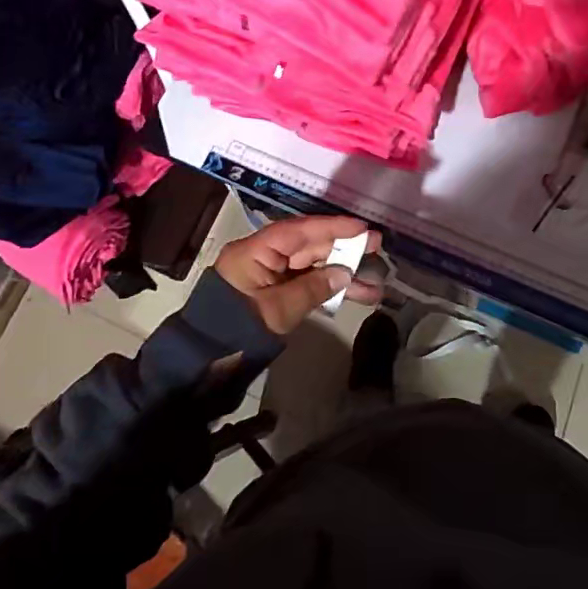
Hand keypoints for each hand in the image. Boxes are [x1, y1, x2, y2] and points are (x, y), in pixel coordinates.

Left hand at [214, 215, 382, 334]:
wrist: (210, 361)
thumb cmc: (241, 328)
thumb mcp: (279, 308)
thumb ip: (314, 287)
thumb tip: (344, 273)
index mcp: (255, 251)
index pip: (298, 231)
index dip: (332, 227)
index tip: (361, 227)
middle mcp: (263, 257)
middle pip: (308, 246)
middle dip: (343, 249)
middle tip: (377, 247)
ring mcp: (270, 276)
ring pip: (312, 267)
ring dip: (342, 274)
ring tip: (375, 283)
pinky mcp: (276, 294)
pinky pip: (307, 284)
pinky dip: (330, 289)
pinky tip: (357, 295)